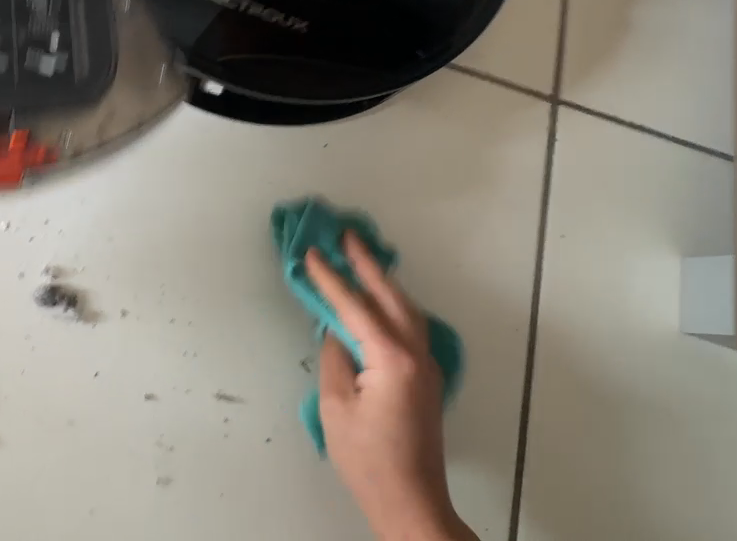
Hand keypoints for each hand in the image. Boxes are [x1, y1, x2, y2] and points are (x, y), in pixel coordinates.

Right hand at [306, 234, 476, 540]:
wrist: (411, 502)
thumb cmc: (368, 459)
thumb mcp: (335, 405)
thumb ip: (334, 358)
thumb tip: (335, 331)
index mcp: (391, 358)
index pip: (354, 307)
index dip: (330, 279)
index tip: (311, 253)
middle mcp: (415, 354)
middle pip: (390, 297)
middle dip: (366, 264)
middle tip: (345, 235)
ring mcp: (425, 366)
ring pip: (405, 309)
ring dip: (382, 281)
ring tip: (361, 257)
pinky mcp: (425, 379)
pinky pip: (409, 325)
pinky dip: (392, 303)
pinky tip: (378, 299)